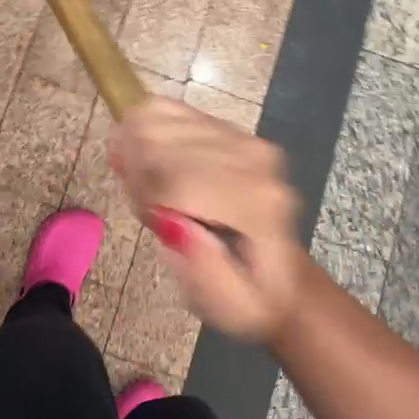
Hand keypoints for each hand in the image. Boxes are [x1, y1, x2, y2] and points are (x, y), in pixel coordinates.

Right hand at [112, 96, 306, 343]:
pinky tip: (145, 159)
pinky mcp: (226, 125)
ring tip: (148, 188)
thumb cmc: (250, 298)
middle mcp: (252, 159)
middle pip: (160, 140)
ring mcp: (240, 136)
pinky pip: (164, 109)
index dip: (146, 196)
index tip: (148, 220)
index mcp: (256, 204)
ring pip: (156, 119)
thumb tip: (176, 225)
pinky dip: (141, 130)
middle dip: (137, 173)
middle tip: (146, 207)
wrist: (282, 272)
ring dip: (136, 152)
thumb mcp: (230, 309)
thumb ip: (206, 274)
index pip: (178, 177)